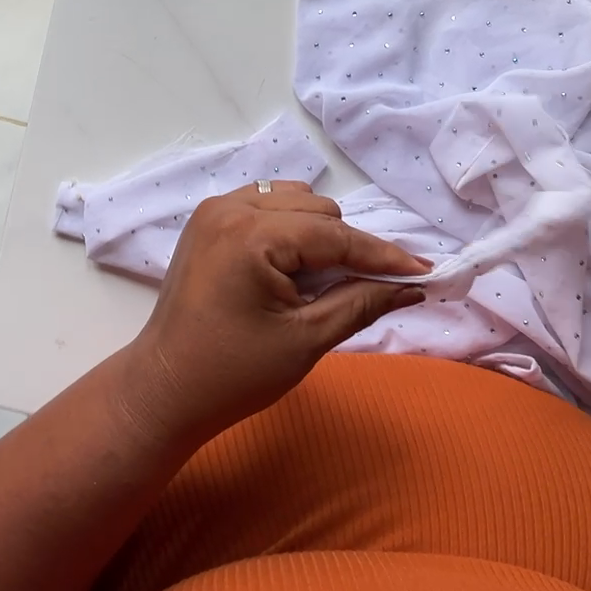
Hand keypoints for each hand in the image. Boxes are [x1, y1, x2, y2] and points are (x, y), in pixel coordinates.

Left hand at [119, 180, 428, 441]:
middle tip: (362, 291)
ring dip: (318, 234)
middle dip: (347, 249)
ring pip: (295, 200)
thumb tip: (412, 286)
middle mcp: (231, 207)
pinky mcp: (208, 219)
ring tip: (317, 281)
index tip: (425, 272)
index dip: (383, 256)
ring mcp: (215, 209)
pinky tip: (289, 264)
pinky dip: (289, 227)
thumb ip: (362, 303)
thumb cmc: (234, 374)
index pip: (335, 236)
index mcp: (252, 235)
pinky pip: (267, 203)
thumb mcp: (306, 340)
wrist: (165, 389)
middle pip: (318, 210)